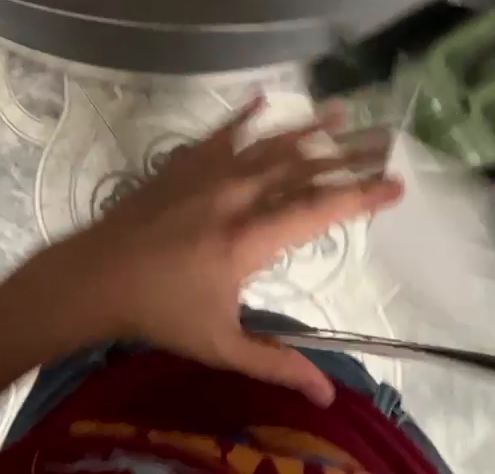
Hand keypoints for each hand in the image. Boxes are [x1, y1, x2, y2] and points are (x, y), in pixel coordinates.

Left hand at [15, 96, 402, 405]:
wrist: (98, 273)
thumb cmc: (160, 311)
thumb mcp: (219, 343)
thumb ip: (275, 363)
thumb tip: (329, 396)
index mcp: (249, 238)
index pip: (317, 210)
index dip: (360, 196)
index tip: (397, 185)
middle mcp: (235, 195)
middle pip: (301, 168)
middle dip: (348, 154)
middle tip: (387, 139)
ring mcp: (208, 172)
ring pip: (267, 144)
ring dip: (307, 127)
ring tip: (341, 109)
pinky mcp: (184, 162)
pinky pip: (221, 132)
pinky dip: (244, 115)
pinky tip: (264, 98)